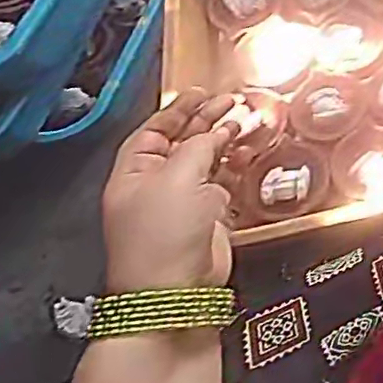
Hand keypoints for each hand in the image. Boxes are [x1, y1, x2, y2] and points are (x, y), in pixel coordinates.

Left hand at [101, 88, 241, 293]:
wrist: (177, 288)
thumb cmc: (163, 233)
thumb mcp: (177, 178)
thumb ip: (200, 147)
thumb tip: (220, 131)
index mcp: (134, 173)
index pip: (154, 131)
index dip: (178, 110)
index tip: (200, 93)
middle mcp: (157, 183)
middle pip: (183, 141)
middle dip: (207, 120)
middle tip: (231, 101)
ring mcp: (185, 199)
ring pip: (208, 159)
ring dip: (226, 139)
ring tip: (245, 120)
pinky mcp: (209, 213)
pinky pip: (224, 179)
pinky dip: (237, 163)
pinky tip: (247, 150)